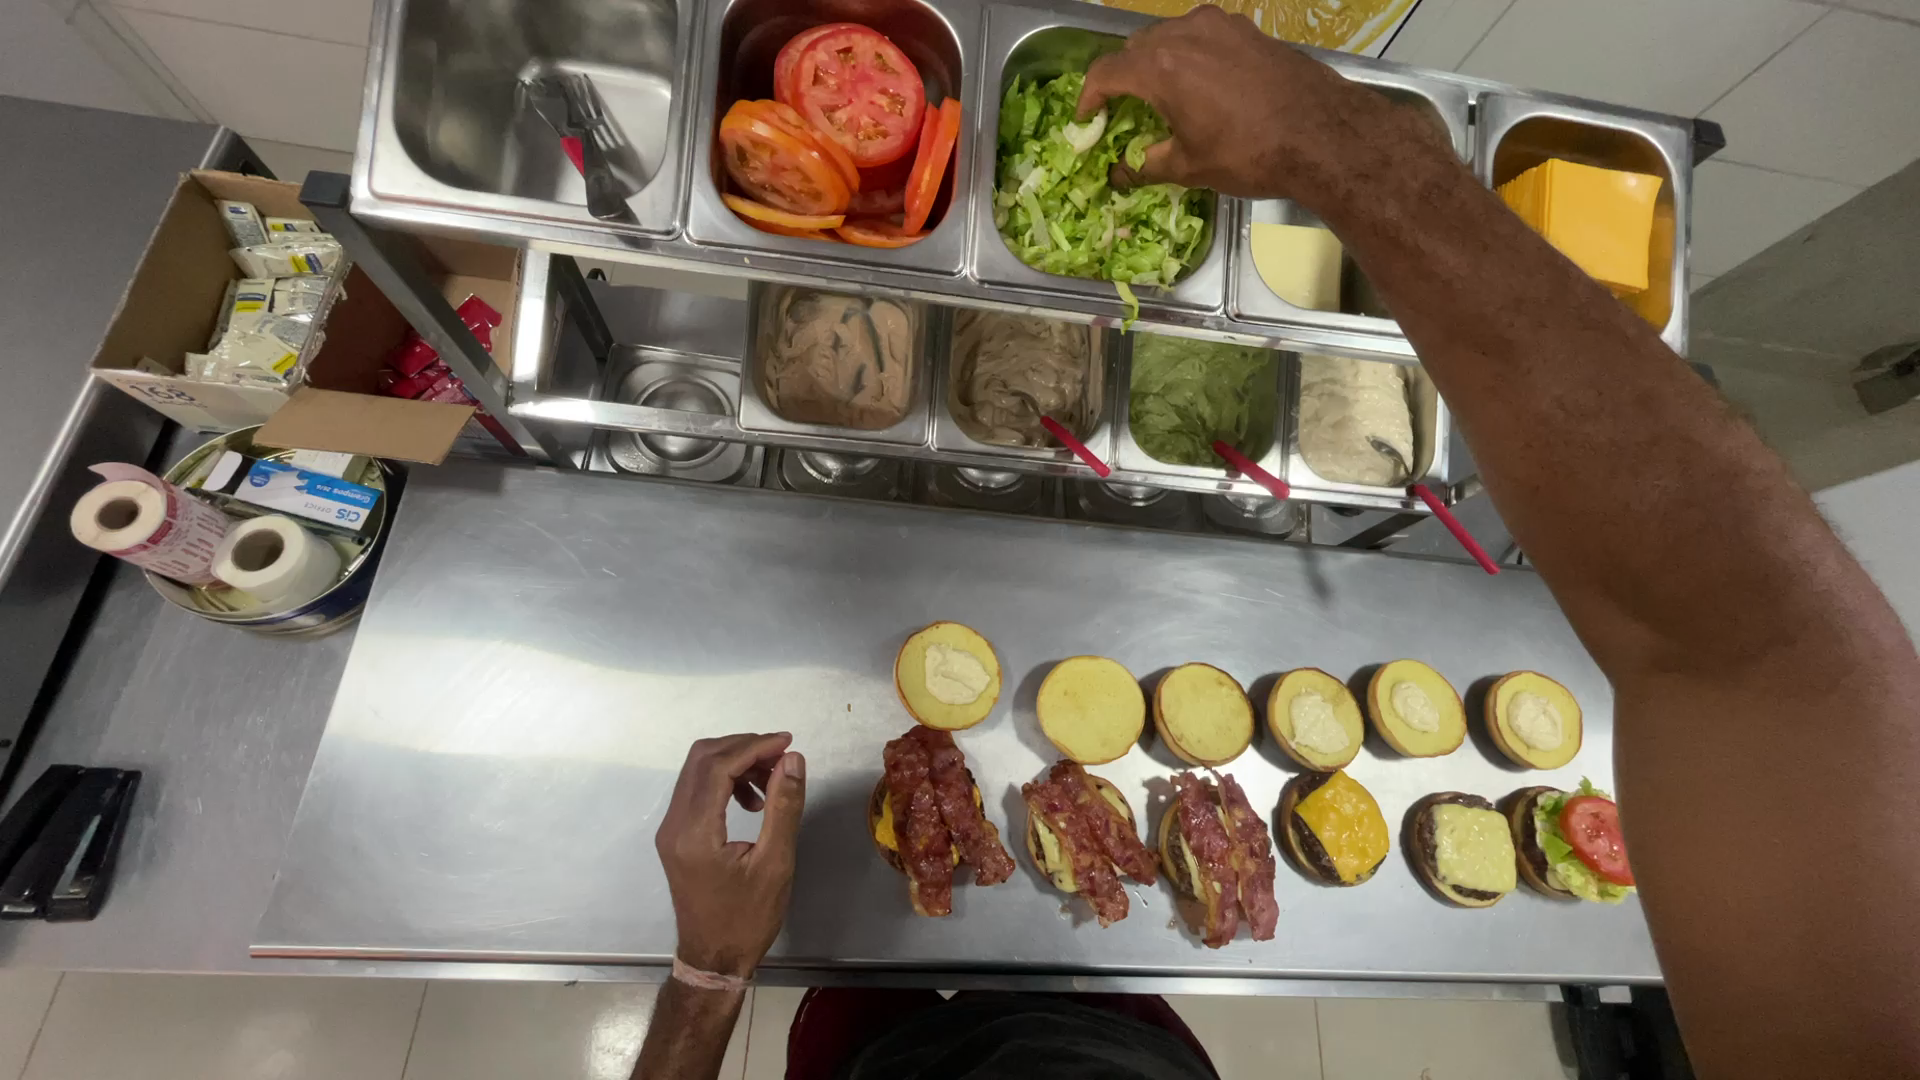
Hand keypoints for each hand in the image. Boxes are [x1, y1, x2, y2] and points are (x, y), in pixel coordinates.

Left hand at [656, 733, 806, 978]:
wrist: (714, 960)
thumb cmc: (748, 918)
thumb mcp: (775, 864)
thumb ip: (784, 807)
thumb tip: (793, 759)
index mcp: (695, 833)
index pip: (717, 767)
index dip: (753, 746)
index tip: (787, 744)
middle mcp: (674, 824)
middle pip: (702, 758)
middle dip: (744, 747)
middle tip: (782, 756)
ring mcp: (671, 829)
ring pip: (698, 770)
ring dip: (736, 761)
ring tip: (773, 779)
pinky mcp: (677, 834)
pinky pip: (698, 788)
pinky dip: (727, 779)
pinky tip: (754, 800)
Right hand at [1076, 6, 1443, 204]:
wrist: (1319, 133)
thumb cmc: (1246, 154)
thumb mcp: (1187, 167)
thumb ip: (1144, 164)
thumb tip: (1119, 173)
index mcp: (1162, 68)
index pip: (1106, 71)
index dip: (1088, 96)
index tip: (1085, 119)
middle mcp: (1186, 34)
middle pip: (1135, 48)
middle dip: (1120, 78)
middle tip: (1118, 112)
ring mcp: (1219, 26)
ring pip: (1167, 36)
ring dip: (1152, 64)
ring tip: (1155, 98)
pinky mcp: (1245, 30)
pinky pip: (1199, 36)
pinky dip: (1184, 57)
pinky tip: (1194, 86)